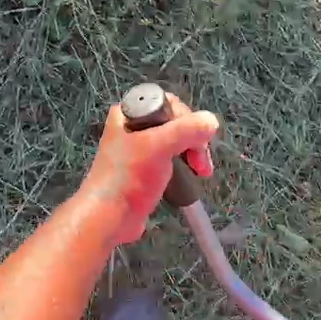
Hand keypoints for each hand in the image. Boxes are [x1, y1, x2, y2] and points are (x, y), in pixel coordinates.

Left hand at [76, 92, 219, 245]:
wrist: (109, 217)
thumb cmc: (129, 177)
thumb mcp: (158, 147)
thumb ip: (186, 131)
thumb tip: (211, 121)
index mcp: (128, 113)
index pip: (168, 103)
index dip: (186, 119)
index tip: (196, 140)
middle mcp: (132, 126)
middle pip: (174, 122)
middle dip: (193, 139)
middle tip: (201, 163)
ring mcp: (138, 147)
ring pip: (175, 140)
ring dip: (192, 153)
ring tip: (201, 171)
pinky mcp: (143, 168)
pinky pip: (170, 157)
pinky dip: (182, 164)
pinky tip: (189, 175)